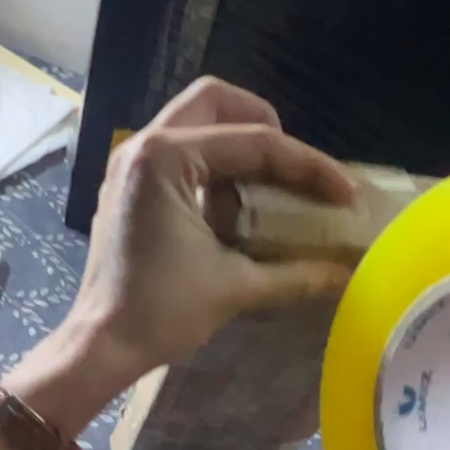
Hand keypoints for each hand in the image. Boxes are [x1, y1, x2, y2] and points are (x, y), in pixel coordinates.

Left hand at [63, 77, 358, 389]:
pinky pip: (179, 155)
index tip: (345, 193)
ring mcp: (130, 166)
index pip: (253, 143)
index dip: (308, 166)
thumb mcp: (236, 288)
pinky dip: (212, 167)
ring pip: (195, 124)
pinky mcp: (128, 189)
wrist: (103, 346)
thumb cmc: (161, 315)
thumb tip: (347, 273)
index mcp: (165, 158)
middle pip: (216, 103)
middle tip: (295, 169)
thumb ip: (296, 273)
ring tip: (269, 187)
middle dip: (266, 128)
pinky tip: (234, 206)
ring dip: (237, 145)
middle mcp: (143, 147)